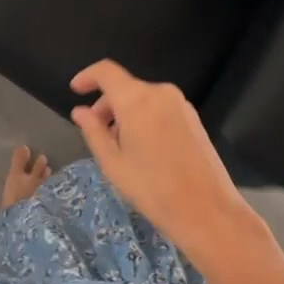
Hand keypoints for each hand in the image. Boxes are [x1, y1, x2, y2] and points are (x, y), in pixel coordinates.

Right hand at [69, 59, 254, 256]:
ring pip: (142, 98)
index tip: (75, 91)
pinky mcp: (193, 118)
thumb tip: (80, 111)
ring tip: (120, 147)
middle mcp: (160, 92)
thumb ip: (93, 131)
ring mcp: (180, 104)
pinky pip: (159, 108)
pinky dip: (144, 118)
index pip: (106, 71)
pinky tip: (144, 149)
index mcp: (136, 99)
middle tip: (97, 133)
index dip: (87, 76)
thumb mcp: (113, 163)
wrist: (208, 211)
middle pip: (124, 87)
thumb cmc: (153, 188)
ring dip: (125, 114)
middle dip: (106, 105)